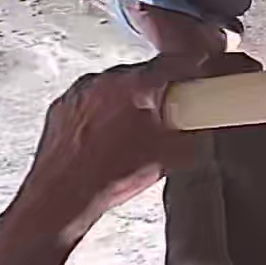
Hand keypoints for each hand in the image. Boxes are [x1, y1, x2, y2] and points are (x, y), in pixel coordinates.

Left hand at [14, 54, 217, 244]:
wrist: (61, 201)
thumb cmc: (109, 178)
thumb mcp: (170, 156)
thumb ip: (193, 133)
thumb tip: (204, 126)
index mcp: (134, 86)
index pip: (172, 63)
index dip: (190, 66)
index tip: (197, 68)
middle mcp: (105, 81)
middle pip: (142, 74)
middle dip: (156, 89)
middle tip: (166, 110)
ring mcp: (79, 92)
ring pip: (115, 86)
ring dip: (128, 100)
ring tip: (133, 131)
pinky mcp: (62, 107)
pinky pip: (91, 100)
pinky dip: (103, 112)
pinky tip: (108, 137)